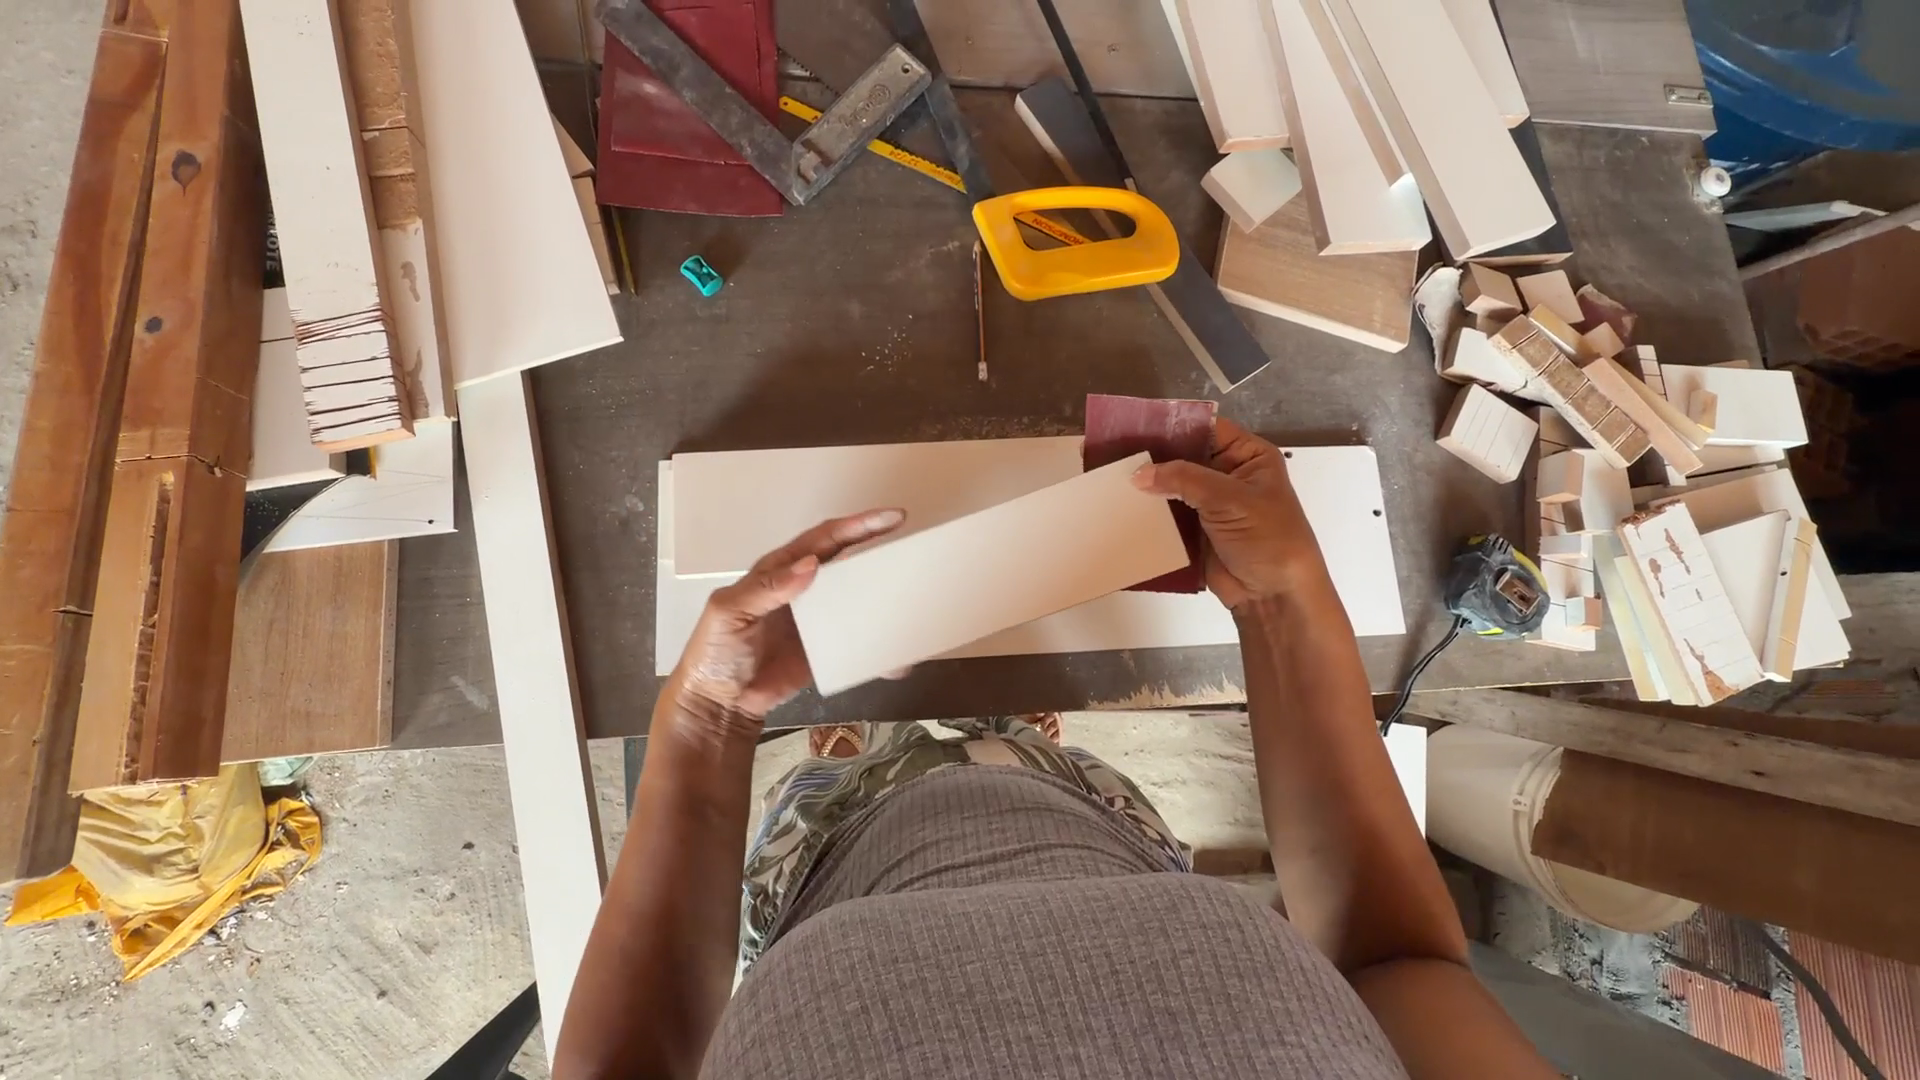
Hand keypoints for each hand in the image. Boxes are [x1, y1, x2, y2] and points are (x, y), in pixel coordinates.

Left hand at [663, 508, 904, 739]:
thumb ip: (768, 587)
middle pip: (847, 560)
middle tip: (912, 544)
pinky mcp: (826, 647)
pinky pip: (858, 637)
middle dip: (877, 547)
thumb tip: (811, 564)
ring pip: (856, 595)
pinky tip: (900, 651)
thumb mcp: (731, 612)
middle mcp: (803, 587)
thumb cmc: (716, 651)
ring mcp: (817, 617)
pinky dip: (879, 640)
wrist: (720, 703)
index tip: (891, 518)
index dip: (857, 525)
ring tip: (914, 587)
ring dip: (883, 590)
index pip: (824, 539)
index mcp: (780, 570)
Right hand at [1131, 417, 1324, 609]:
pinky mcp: (1192, 528)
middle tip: (1114, 449)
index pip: (1206, 429)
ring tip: (1109, 474)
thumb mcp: (1232, 500)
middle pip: (1183, 455)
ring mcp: (1208, 502)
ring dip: (1146, 483)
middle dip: (1153, 455)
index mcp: (1247, 456)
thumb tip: (1139, 474)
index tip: (1137, 424)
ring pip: (1171, 484)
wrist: (1273, 595)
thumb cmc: (1268, 538)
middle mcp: (1226, 473)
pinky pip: (1165, 512)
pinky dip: (1147, 509)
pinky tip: (1119, 502)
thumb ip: (1186, 480)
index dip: (1174, 424)